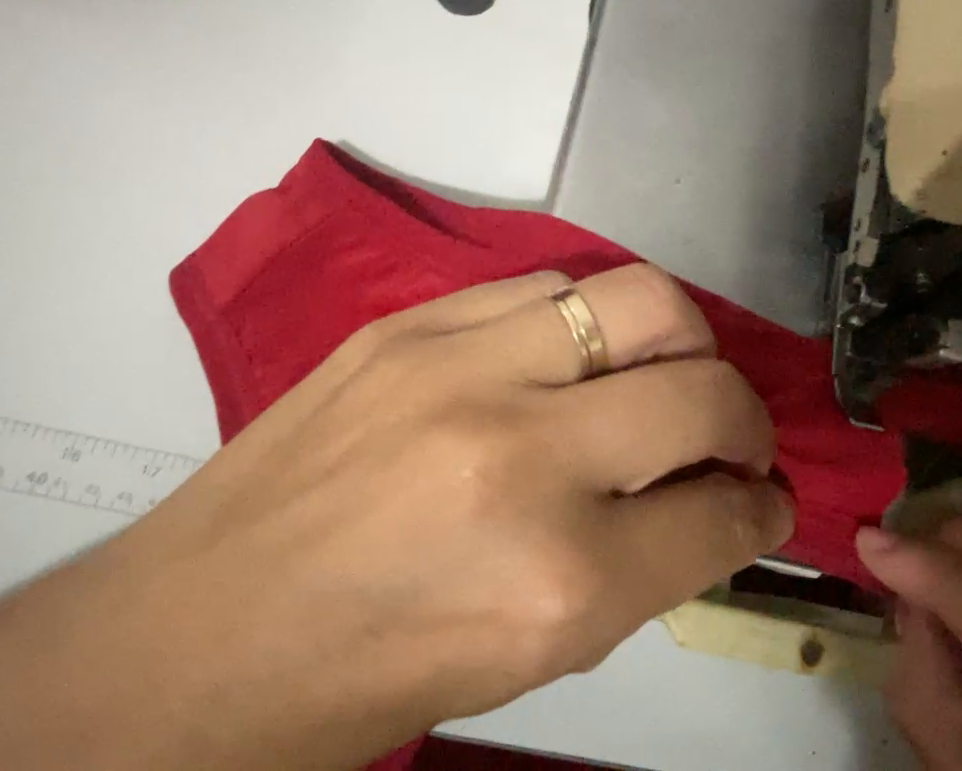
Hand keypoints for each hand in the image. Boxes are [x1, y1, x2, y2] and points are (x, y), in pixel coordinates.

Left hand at [0, 265, 793, 770]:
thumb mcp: (531, 656)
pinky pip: (546, 286)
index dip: (761, 508)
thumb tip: (715, 501)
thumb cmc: (370, 675)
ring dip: (681, 343)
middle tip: (731, 438)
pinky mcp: (408, 326)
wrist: (197, 635)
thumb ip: (639, 569)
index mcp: (559, 581)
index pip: (720, 515)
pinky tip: (573, 357)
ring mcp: (459, 371)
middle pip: (704, 391)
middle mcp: (522, 458)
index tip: (765, 499)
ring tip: (664, 375)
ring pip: (640, 298)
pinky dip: (588, 321)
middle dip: (747, 419)